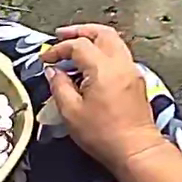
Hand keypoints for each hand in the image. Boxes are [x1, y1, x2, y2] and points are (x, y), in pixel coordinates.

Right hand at [41, 23, 168, 170]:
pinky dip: (102, 52)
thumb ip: (59, 86)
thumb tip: (53, 72)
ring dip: (92, 39)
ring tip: (74, 47)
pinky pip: (118, 55)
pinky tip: (88, 65)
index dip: (58, 49)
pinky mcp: (135, 80)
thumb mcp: (70, 112)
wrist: (135, 150)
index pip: (78, 45)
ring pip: (113, 41)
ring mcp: (131, 71)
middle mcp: (120, 64)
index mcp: (103, 69)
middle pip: (102, 33)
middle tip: (61, 36)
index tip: (45, 59)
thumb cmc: (102, 134)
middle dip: (79, 31)